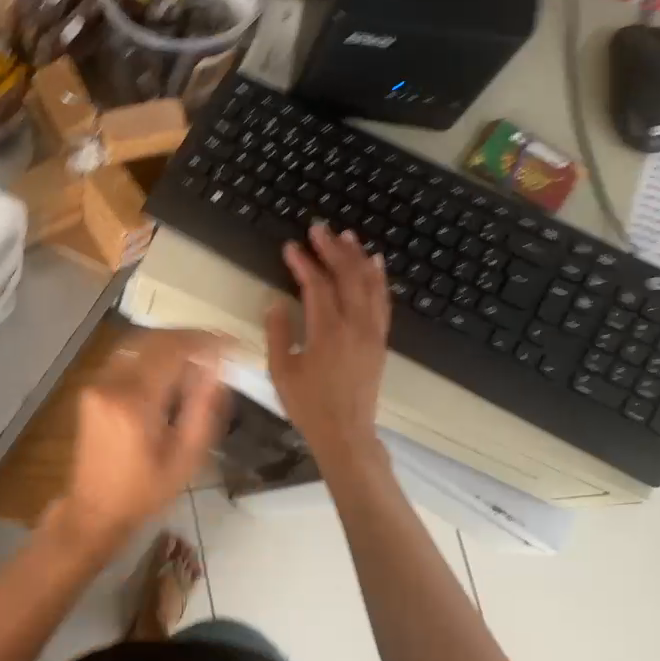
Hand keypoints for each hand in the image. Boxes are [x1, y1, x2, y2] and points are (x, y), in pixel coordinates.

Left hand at [48, 328, 227, 558]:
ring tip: (198, 358)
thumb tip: (218, 368)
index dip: (204, 340)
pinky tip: (170, 370)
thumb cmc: (144, 491)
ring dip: (169, 344)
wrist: (95, 508)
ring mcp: (96, 383)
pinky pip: (125, 356)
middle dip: (188, 338)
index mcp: (134, 402)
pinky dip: (150, 354)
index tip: (230, 343)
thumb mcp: (185, 458)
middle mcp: (111, 384)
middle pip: (153, 340)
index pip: (172, 350)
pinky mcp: (91, 387)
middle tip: (217, 348)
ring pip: (138, 343)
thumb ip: (204, 409)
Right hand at [266, 223, 390, 465]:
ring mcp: (372, 331)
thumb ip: (278, 333)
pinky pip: (383, 301)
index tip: (290, 246)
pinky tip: (374, 263)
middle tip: (319, 228)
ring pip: (369, 284)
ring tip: (346, 236)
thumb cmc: (307, 405)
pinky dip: (379, 278)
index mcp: (326, 332)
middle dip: (332, 250)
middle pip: (346, 277)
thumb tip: (276, 302)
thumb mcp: (281, 371)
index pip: (316, 286)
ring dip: (357, 257)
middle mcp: (354, 326)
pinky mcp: (380, 339)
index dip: (303, 263)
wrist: (345, 432)